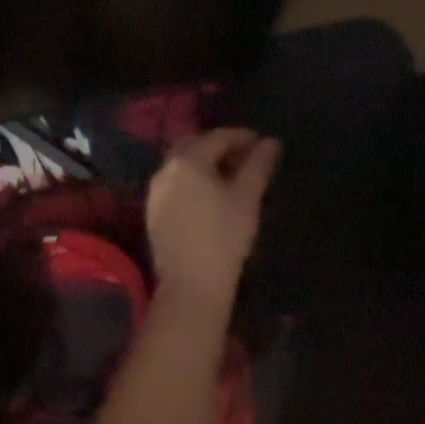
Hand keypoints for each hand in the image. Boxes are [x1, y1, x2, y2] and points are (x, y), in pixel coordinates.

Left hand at [145, 128, 280, 311]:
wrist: (191, 286)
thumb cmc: (224, 236)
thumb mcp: (247, 197)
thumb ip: (258, 165)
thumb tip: (271, 142)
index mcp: (188, 161)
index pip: (218, 137)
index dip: (242, 137)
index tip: (262, 143)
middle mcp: (166, 170)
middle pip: (195, 147)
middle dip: (221, 147)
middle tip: (246, 157)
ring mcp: (155, 192)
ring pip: (183, 166)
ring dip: (206, 163)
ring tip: (231, 176)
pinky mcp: (153, 213)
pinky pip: (175, 184)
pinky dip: (193, 180)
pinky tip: (211, 195)